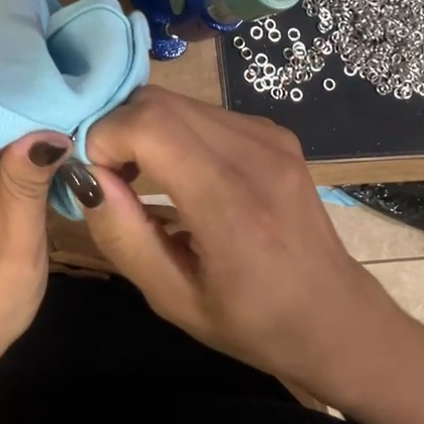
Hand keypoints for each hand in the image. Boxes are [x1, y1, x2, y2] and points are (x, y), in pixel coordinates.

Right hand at [73, 87, 393, 389]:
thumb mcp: (173, 298)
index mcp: (231, 203)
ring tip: (141, 177)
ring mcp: (268, 135)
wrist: (337, 318)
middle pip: (156, 102)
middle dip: (118, 131)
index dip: (105, 140)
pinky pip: (201, 111)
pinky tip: (177, 171)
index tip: (99, 182)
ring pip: (175, 100)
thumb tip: (86, 177)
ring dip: (143, 129)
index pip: (148, 125)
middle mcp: (253, 153)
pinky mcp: (273, 130)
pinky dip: (172, 130)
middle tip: (112, 179)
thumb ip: (122, 234)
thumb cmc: (253, 323)